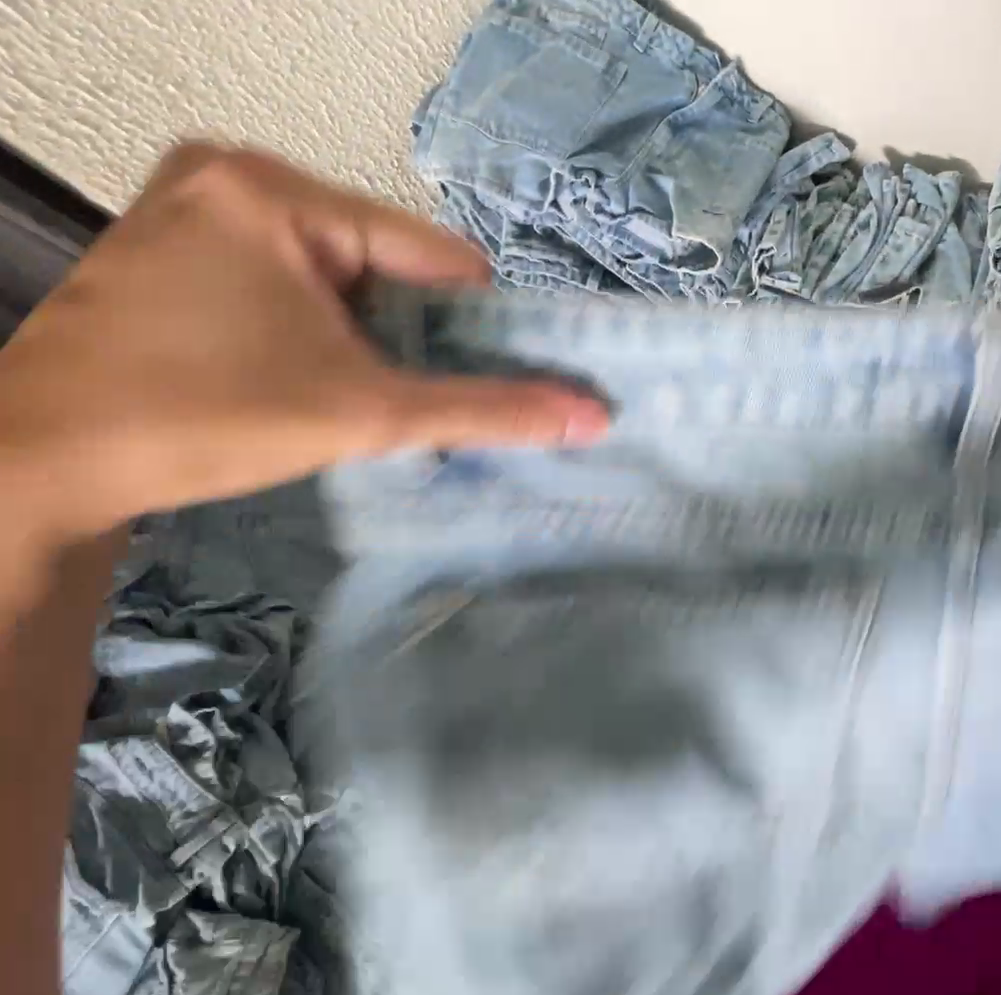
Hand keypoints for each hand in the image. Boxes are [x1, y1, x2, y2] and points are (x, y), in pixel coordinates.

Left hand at [0, 143, 607, 543]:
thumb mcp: (370, 412)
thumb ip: (491, 410)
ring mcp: (201, 208)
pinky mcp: (182, 245)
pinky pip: (301, 279)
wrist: (36, 461)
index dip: (477, 324)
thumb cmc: (206, 418)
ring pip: (351, 275)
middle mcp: (237, 179)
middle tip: (424, 391)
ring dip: (380, 334)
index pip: (438, 257)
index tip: (490, 381)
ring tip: (373, 388)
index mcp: (279, 192)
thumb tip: (596, 417)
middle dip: (421, 331)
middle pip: (394, 263)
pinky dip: (332, 326)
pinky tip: (322, 372)